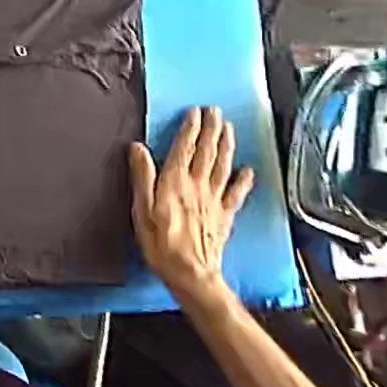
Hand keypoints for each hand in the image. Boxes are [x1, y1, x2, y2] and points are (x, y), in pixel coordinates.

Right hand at [128, 106, 254, 309]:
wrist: (191, 275)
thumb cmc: (160, 242)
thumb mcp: (142, 208)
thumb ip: (142, 176)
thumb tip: (138, 148)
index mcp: (175, 182)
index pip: (184, 148)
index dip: (190, 128)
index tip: (194, 111)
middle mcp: (198, 186)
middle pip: (207, 152)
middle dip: (211, 129)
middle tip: (215, 111)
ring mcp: (214, 200)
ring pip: (223, 166)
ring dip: (226, 145)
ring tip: (229, 128)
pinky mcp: (224, 216)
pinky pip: (236, 194)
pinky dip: (244, 180)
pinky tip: (248, 170)